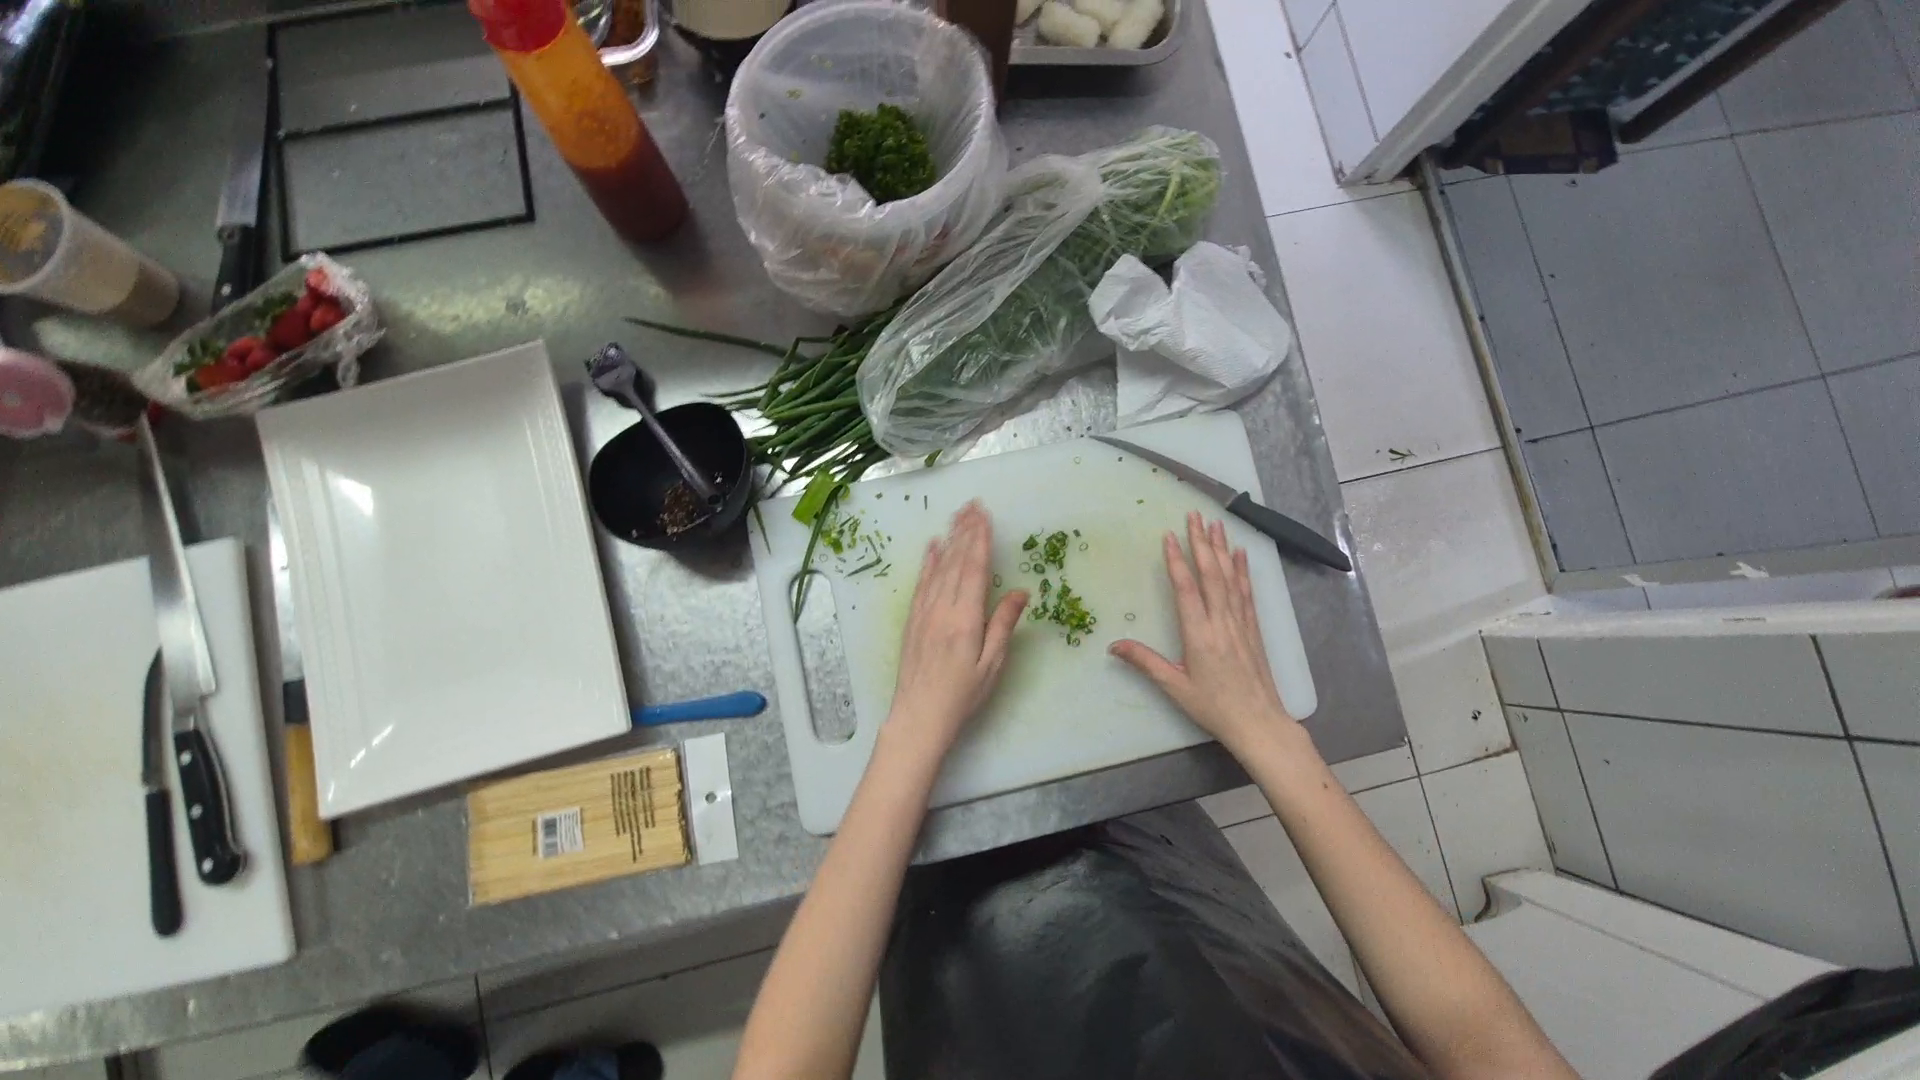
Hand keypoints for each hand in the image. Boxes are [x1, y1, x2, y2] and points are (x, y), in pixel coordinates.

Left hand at [885, 501, 1028, 759]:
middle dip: (966, 531)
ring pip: (938, 568)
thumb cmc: (962, 695)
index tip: (985, 516)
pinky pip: (922, 583)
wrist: (919, 716)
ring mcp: (924, 613)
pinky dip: (929, 562)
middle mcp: (942, 609)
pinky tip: (933, 547)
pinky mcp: (913, 620)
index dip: (980, 540)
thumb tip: (1020, 592)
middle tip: (972, 505)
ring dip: (949, 540)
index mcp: (965, 619)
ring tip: (957, 516)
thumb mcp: (992, 664)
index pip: (975, 569)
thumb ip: (1004, 624)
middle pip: (956, 562)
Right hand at [1110, 512, 1299, 752]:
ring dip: (1221, 549)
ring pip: (1230, 578)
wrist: (1259, 723)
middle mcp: (1222, 622)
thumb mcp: (1174, 687)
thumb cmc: (1213, 707)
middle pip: (1211, 575)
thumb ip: (1145, 662)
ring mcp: (1241, 623)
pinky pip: (1247, 593)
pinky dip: (1243, 571)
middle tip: (1194, 515)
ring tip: (1215, 524)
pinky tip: (1241, 555)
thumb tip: (1113, 645)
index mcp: (1199, 634)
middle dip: (1201, 543)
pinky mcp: (1253, 629)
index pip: (1186, 589)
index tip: (1169, 536)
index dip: (1177, 561)